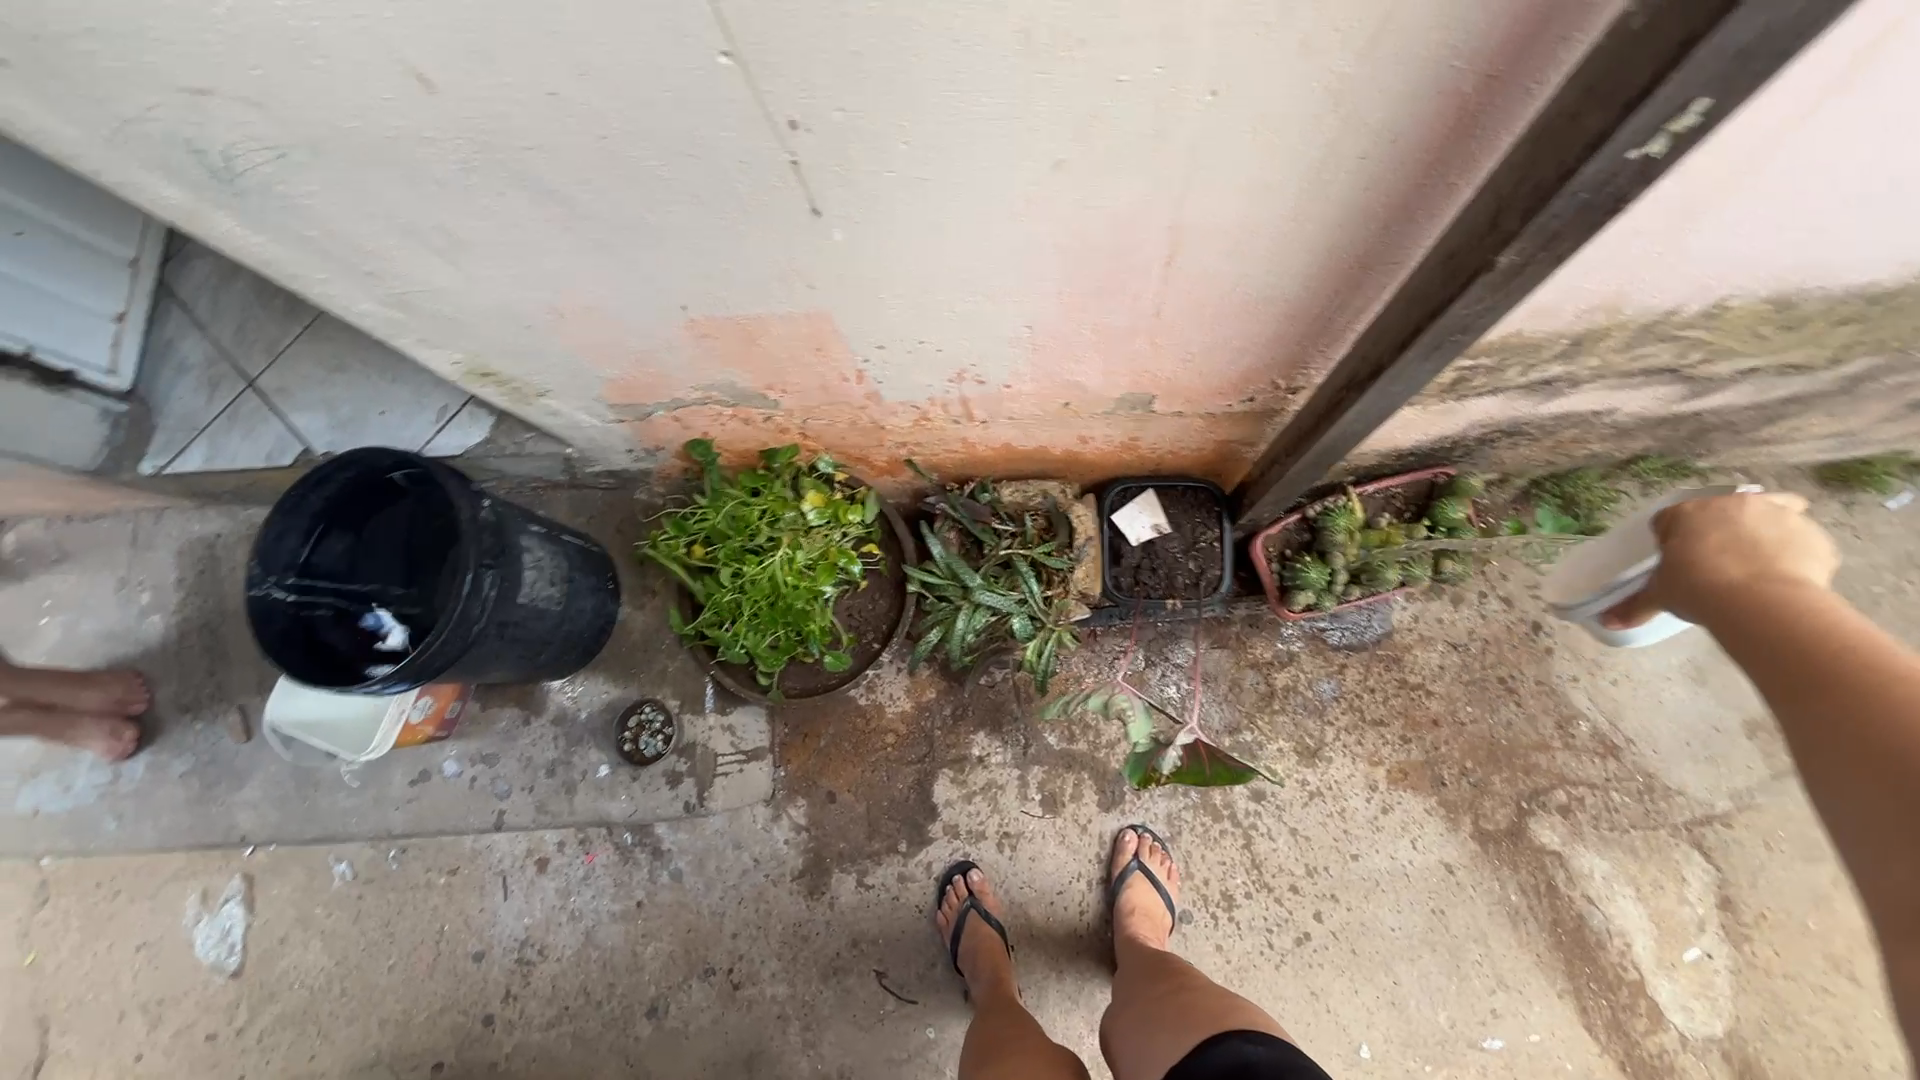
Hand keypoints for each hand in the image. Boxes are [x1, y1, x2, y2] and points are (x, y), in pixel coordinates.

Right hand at [1602, 493, 1839, 628]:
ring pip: (1773, 513)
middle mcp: (1731, 503)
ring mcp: (1778, 514)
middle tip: (1718, 560)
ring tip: (1758, 566)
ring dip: (1765, 532)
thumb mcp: (1661, 596)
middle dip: (1722, 529)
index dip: (1672, 539)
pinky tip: (1786, 576)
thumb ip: (1635, 605)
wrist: (1763, 602)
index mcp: (1687, 513)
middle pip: (1724, 509)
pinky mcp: (1814, 534)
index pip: (1670, 520)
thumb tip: (1608, 623)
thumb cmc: (1698, 588)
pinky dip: (1796, 553)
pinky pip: (1802, 539)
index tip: (1677, 560)